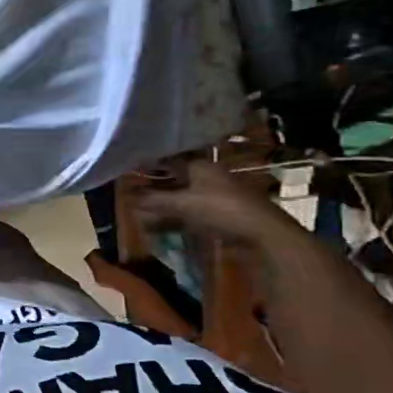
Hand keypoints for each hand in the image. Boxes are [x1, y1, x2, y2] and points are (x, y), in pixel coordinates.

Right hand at [136, 158, 300, 246]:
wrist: (265, 233)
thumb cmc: (222, 209)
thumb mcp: (183, 204)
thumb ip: (154, 200)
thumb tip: (127, 197)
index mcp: (201, 165)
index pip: (169, 158)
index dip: (149, 163)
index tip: (129, 168)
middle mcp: (209, 175)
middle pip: (175, 177)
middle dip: (154, 185)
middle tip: (132, 190)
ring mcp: (217, 194)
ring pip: (182, 195)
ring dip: (163, 202)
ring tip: (141, 210)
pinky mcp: (222, 212)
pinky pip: (190, 210)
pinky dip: (175, 215)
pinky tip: (161, 225)